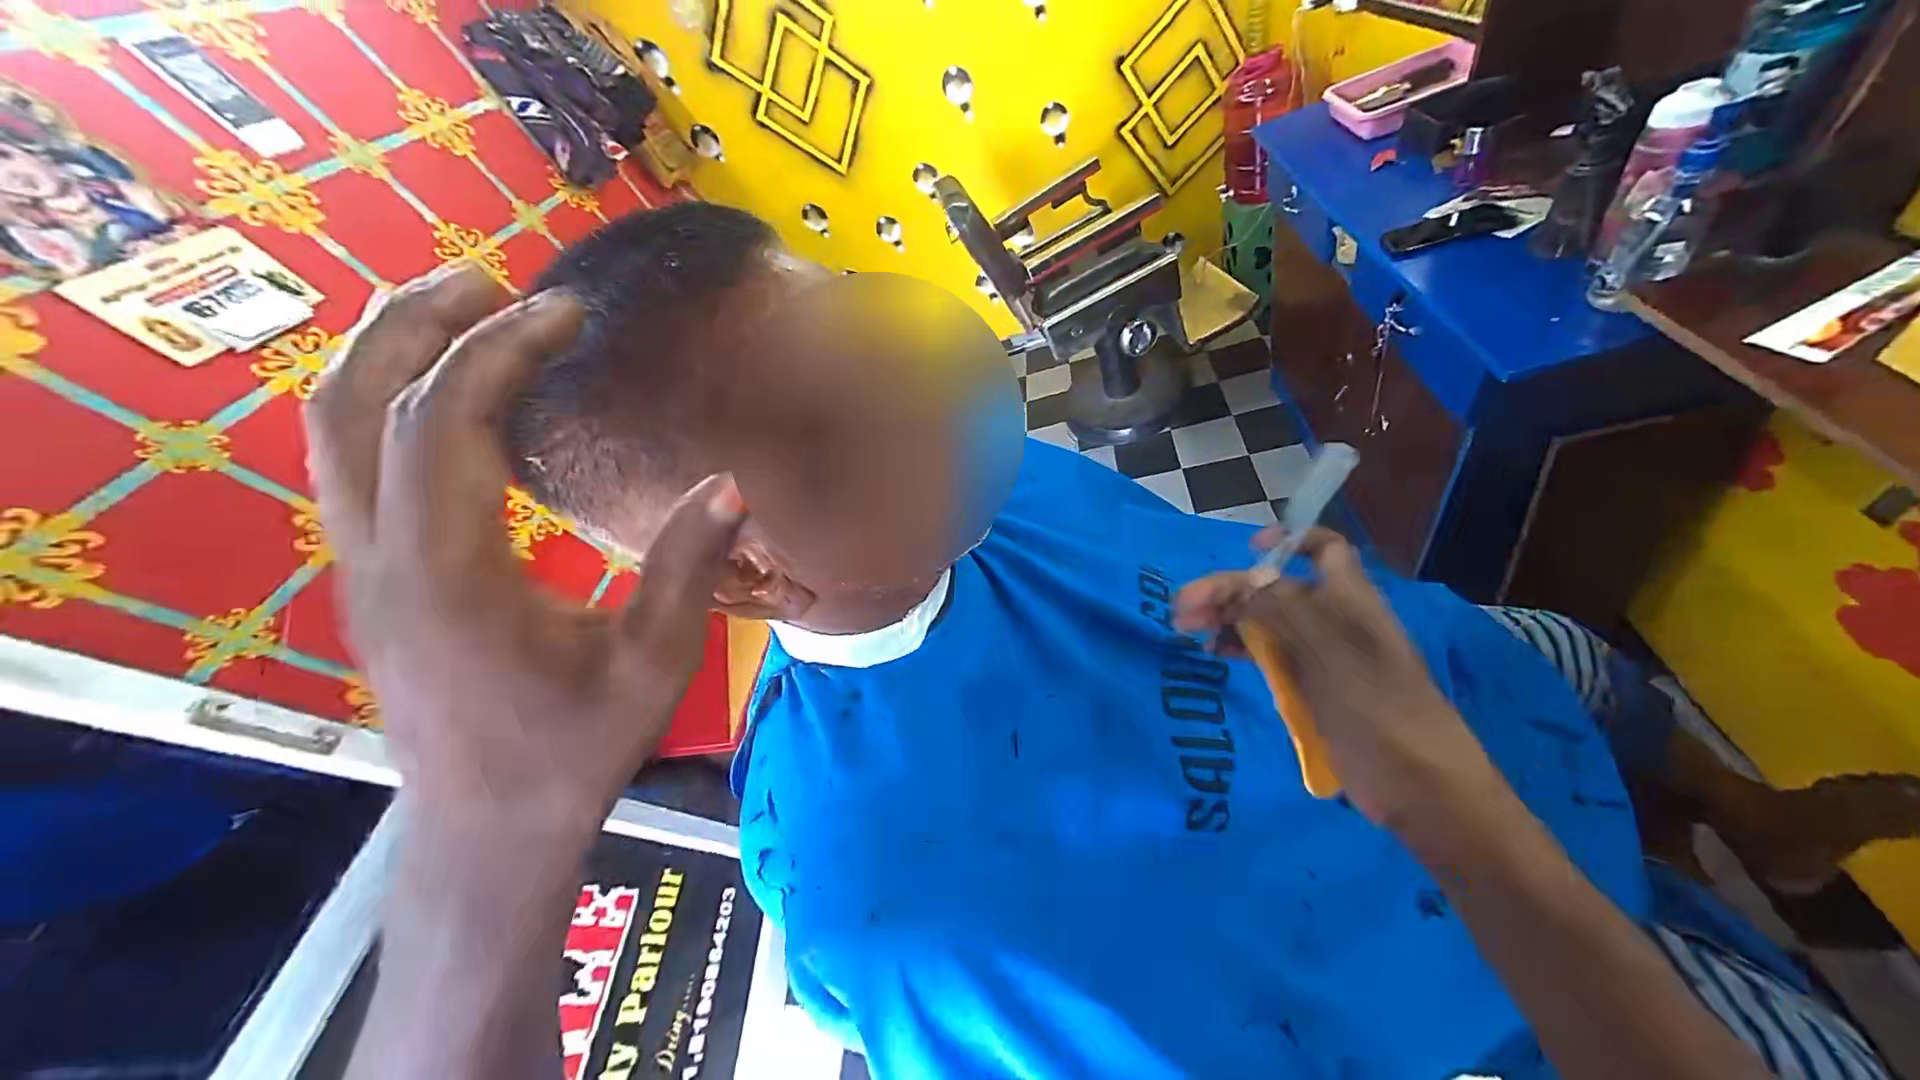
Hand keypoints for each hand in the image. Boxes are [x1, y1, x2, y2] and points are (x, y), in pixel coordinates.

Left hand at [304, 264, 746, 835]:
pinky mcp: (374, 582)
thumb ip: (686, 571)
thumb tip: (730, 485)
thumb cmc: (572, 750)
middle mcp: (385, 560)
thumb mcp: (651, 666)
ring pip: (332, 432)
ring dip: (387, 354)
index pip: (444, 423)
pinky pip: (352, 465)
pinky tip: (446, 398)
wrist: (489, 831)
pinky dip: (388, 404)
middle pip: (356, 404)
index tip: (565, 314)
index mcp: (452, 576)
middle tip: (490, 281)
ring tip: (459, 313)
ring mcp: (365, 570)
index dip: (501, 352)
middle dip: (417, 324)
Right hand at [1174, 528, 1498, 828]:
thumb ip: (1283, 611)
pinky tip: (1215, 655)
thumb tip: (1244, 577)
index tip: (1247, 551)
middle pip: (1276, 588)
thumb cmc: (1379, 713)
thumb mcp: (1329, 656)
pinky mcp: (1314, 688)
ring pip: (1267, 622)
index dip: (1288, 540)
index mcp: (1349, 601)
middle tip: (1181, 609)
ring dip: (1227, 620)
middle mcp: (1334, 620)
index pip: (1323, 549)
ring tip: (1187, 631)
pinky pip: (1271, 656)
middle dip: (1228, 590)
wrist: (1422, 790)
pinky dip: (1242, 649)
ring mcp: (1323, 656)